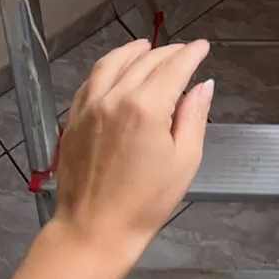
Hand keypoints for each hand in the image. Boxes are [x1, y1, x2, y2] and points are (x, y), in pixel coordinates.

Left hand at [51, 38, 213, 267]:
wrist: (93, 231)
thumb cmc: (145, 202)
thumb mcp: (184, 161)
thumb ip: (194, 116)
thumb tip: (204, 86)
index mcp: (146, 108)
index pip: (174, 68)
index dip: (192, 54)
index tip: (203, 47)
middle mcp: (115, 98)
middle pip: (146, 61)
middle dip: (169, 52)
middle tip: (185, 52)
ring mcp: (90, 106)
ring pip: (113, 63)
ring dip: (134, 51)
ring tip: (147, 47)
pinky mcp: (75, 118)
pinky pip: (91, 80)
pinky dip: (108, 67)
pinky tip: (116, 69)